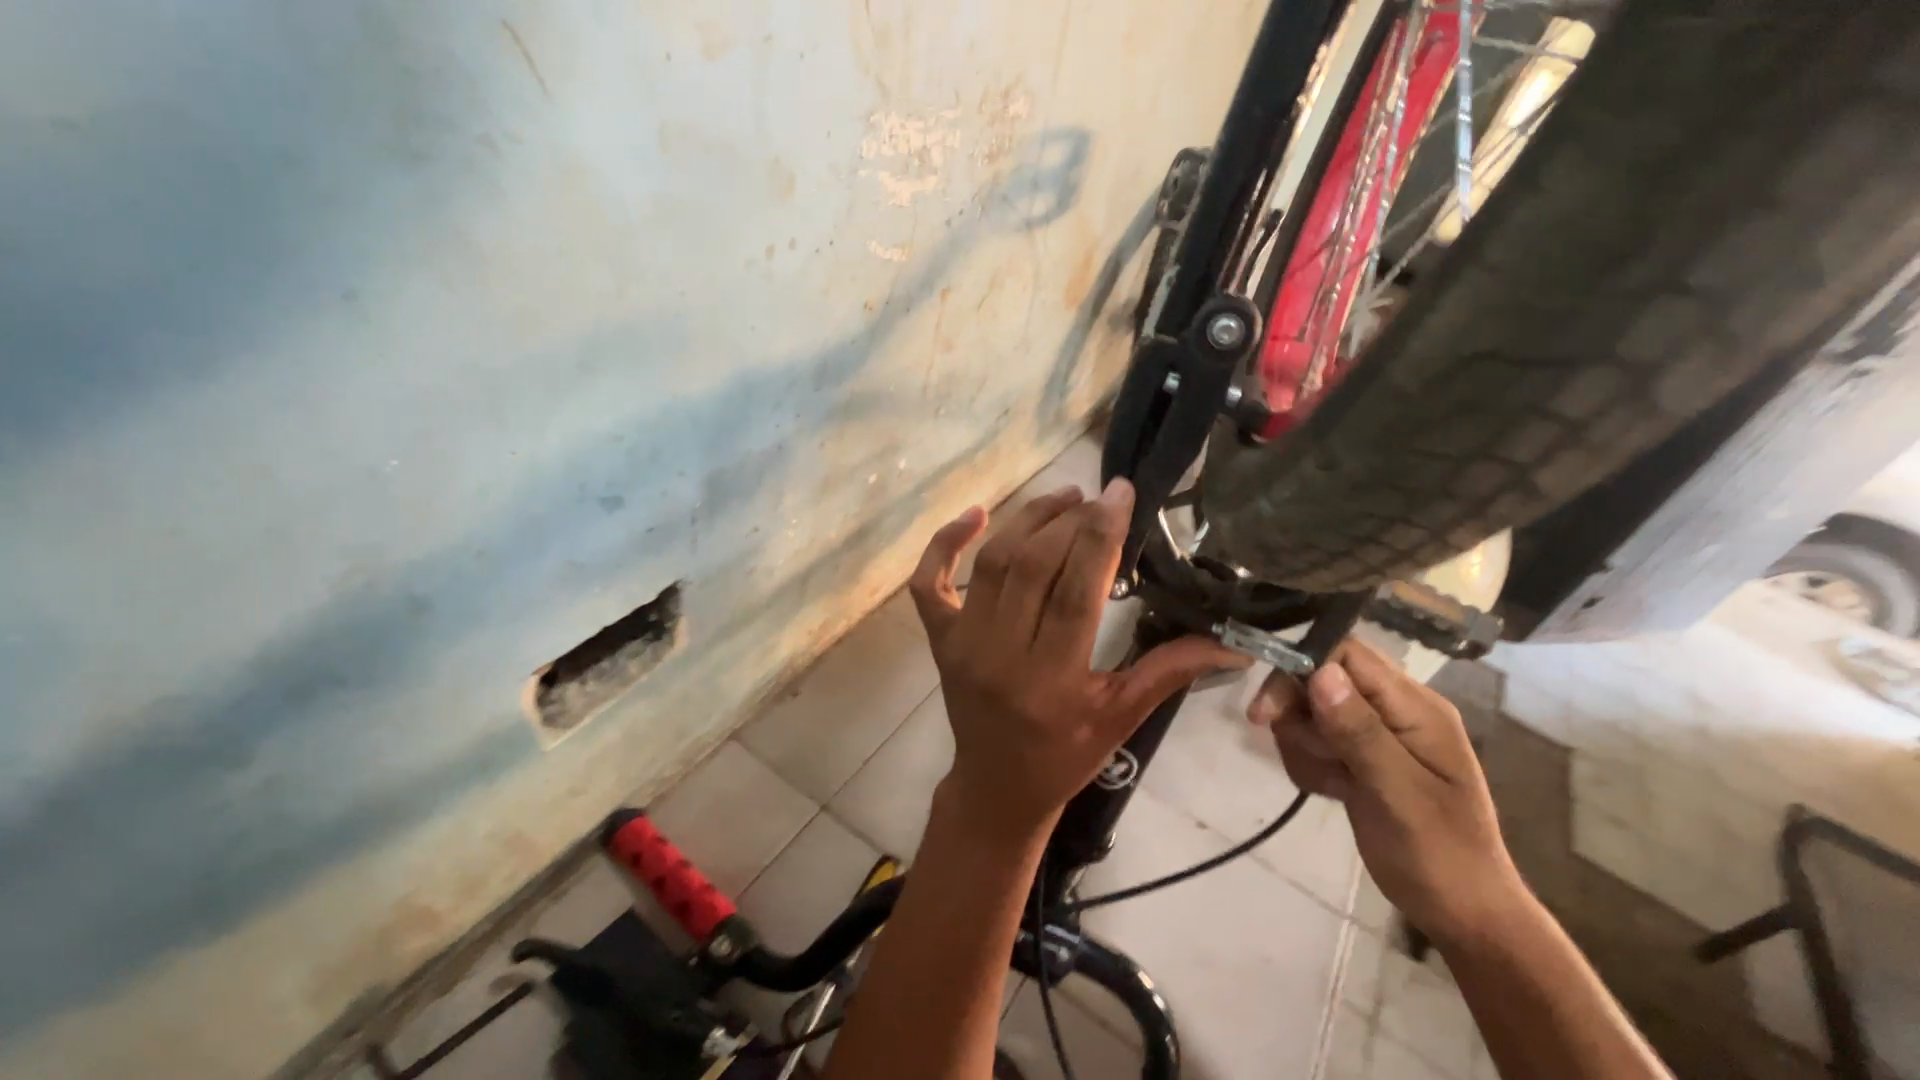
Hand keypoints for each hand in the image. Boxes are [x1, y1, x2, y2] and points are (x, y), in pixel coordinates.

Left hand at [909, 479, 1247, 841]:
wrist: (996, 787)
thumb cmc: (1065, 756)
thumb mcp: (1122, 719)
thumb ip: (1169, 672)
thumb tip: (1231, 641)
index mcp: (1051, 680)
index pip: (1075, 592)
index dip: (1100, 537)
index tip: (1121, 493)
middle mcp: (1000, 655)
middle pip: (1032, 567)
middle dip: (1070, 522)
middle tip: (1100, 498)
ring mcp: (962, 644)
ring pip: (992, 564)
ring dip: (1028, 520)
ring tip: (1066, 496)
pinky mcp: (939, 639)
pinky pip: (928, 583)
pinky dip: (944, 543)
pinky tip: (975, 513)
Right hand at [1248, 639, 1529, 945]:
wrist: (1463, 914)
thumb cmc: (1441, 855)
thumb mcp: (1399, 794)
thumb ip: (1360, 732)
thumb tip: (1321, 671)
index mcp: (1416, 708)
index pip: (1347, 654)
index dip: (1302, 669)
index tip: (1269, 710)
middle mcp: (1395, 711)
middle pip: (1321, 679)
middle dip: (1299, 715)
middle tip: (1304, 756)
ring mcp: (1377, 737)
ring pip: (1311, 713)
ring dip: (1303, 746)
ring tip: (1330, 784)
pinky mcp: (1360, 761)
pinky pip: (1315, 744)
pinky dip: (1310, 766)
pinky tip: (1331, 793)